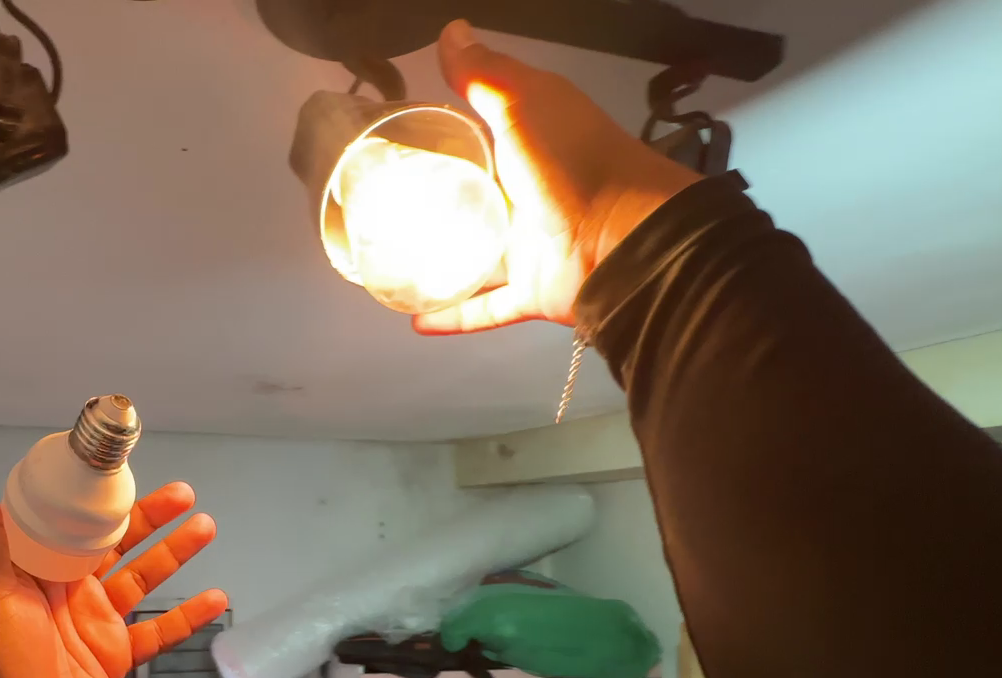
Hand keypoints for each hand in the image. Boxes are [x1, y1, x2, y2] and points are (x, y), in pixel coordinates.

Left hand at [0, 476, 229, 677]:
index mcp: (37, 568)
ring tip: (206, 526)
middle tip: (185, 493)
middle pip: (117, 544)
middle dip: (150, 518)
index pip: (73, 521)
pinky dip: (186, 617)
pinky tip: (217, 598)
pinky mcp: (116, 656)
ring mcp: (96, 622)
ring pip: (143, 579)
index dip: (99, 497)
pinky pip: (157, 632)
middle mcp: (69, 589)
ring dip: (174, 554)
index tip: (124, 472)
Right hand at [413, 20, 702, 333]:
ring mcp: (528, 250)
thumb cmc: (572, 164)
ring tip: (389, 272)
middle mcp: (526, 200)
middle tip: (379, 219)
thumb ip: (485, 76)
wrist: (622, 239)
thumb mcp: (524, 105)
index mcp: (527, 151)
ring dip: (437, 268)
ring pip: (473, 260)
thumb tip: (450, 32)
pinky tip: (416, 320)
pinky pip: (483, 309)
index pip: (476, 146)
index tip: (394, 155)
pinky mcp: (528, 293)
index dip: (439, 146)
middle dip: (432, 212)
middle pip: (471, 205)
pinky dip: (453, 317)